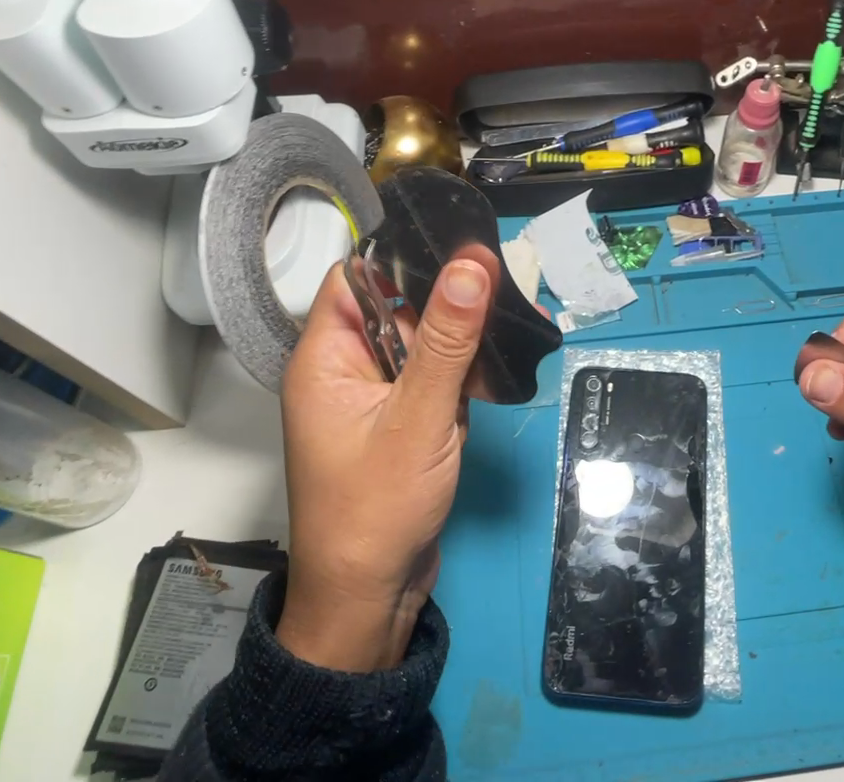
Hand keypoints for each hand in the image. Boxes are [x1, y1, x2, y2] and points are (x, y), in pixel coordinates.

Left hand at [276, 246, 498, 670]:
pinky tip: (500, 372)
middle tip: (510, 286)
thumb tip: (472, 264)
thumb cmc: (378, 507)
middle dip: (449, 303)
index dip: (404, 257)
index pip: (357, 278)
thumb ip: (447, 340)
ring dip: (462, 344)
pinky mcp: (398, 423)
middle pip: (397, 309)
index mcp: (326, 356)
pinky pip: (430, 382)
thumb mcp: (419, 418)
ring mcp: (372, 399)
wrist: (368, 598)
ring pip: (422, 346)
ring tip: (516, 327)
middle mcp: (344, 369)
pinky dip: (461, 378)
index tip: (463, 246)